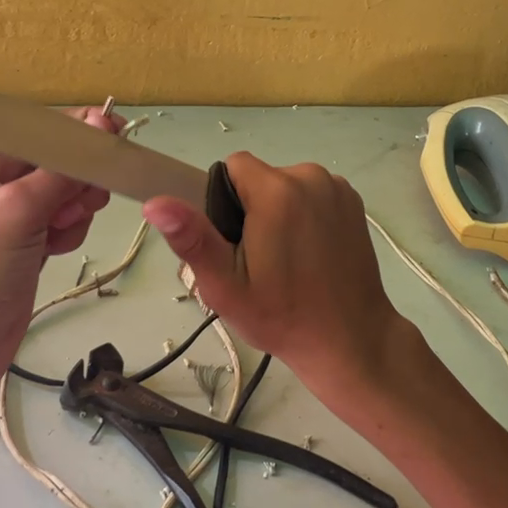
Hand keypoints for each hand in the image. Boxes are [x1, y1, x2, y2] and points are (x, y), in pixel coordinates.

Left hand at [0, 106, 121, 388]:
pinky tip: (56, 249)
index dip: (80, 129)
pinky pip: (64, 217)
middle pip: (57, 156)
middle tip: (82, 202)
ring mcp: (9, 211)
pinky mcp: (26, 240)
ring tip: (59, 232)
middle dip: (76, 176)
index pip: (38, 126)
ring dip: (75, 207)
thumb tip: (105, 123)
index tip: (120, 136)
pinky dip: (69, 229)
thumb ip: (64, 168)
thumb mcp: (16, 211)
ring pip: (66, 188)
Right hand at [142, 153, 409, 394]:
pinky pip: (312, 192)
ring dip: (280, 209)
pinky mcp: (353, 200)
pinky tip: (312, 251)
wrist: (350, 340)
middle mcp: (309, 176)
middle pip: (260, 177)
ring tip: (288, 258)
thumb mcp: (225, 286)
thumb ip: (192, 239)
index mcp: (276, 191)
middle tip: (260, 258)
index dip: (226, 202)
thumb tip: (155, 202)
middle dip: (253, 207)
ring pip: (286, 184)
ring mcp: (336, 187)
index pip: (233, 167)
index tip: (236, 241)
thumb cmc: (282, 317)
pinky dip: (307, 212)